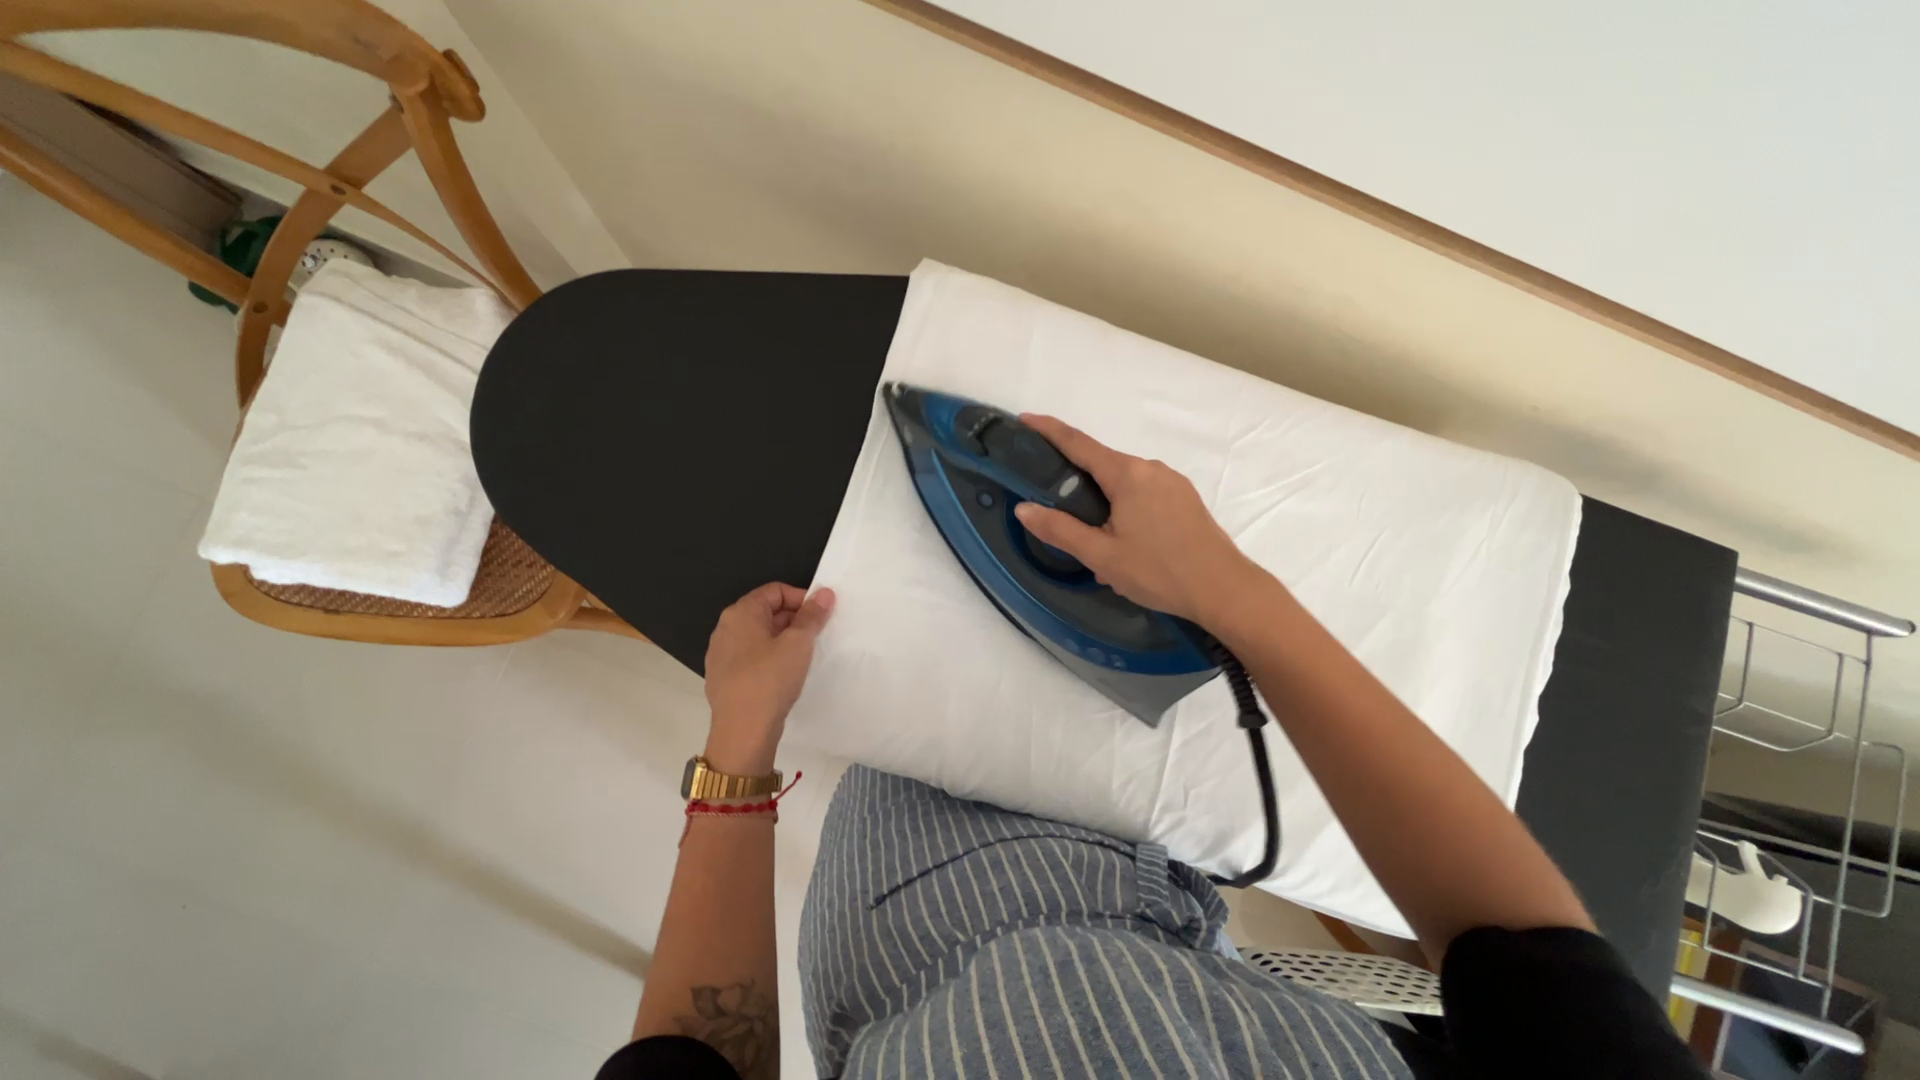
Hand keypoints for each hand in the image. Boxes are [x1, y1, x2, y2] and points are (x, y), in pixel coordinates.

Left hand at [702, 582, 835, 773]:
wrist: (743, 731)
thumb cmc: (770, 680)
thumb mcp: (798, 644)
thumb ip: (812, 615)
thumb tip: (823, 593)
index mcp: (740, 613)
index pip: (775, 591)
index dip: (801, 598)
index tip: (821, 616)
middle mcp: (725, 628)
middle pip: (765, 611)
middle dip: (794, 619)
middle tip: (817, 636)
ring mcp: (721, 654)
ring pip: (759, 636)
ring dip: (783, 640)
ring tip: (804, 656)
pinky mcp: (723, 677)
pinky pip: (751, 657)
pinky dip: (770, 658)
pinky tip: (784, 675)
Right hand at [1013, 415, 1269, 625]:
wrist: (1224, 590)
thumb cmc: (1159, 572)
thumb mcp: (1101, 556)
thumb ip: (1059, 530)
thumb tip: (1024, 509)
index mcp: (1128, 475)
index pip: (1078, 443)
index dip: (1048, 430)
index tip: (1024, 420)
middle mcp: (1151, 468)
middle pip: (1102, 464)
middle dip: (1075, 478)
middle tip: (1051, 503)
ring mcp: (1173, 482)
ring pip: (1124, 482)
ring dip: (1103, 499)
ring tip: (1092, 537)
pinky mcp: (1186, 499)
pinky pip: (1144, 493)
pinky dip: (1125, 507)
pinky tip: (1124, 540)